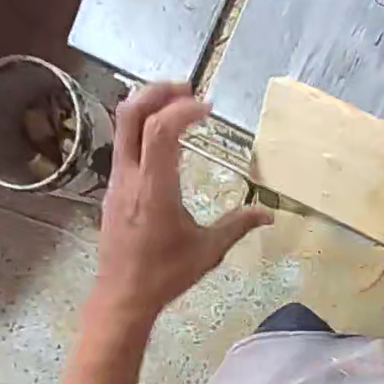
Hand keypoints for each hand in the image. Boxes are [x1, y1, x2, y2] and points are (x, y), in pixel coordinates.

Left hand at [92, 82, 270, 326]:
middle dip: (158, 92)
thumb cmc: (165, 274)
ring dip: (149, 106)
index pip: (160, 131)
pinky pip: (125, 145)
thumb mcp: (208, 250)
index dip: (183, 110)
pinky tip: (165, 139)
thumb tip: (268, 214)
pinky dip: (144, 128)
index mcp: (154, 189)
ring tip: (178, 105)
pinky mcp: (114, 189)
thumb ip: (238, 225)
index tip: (208, 108)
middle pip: (130, 114)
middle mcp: (130, 177)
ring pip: (123, 126)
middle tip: (188, 88)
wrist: (122, 295)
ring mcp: (117, 181)